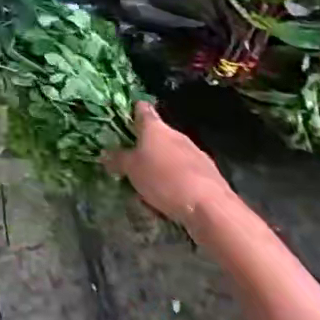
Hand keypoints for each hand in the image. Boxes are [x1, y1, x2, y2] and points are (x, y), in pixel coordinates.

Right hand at [103, 102, 234, 225]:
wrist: (213, 210)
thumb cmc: (164, 178)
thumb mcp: (130, 168)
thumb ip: (117, 159)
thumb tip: (107, 156)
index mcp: (155, 128)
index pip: (143, 110)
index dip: (135, 110)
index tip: (128, 114)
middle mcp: (178, 137)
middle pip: (160, 135)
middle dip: (148, 145)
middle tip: (134, 157)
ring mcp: (199, 157)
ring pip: (175, 156)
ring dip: (165, 165)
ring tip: (152, 182)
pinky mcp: (213, 179)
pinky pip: (189, 175)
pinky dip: (180, 181)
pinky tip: (172, 198)